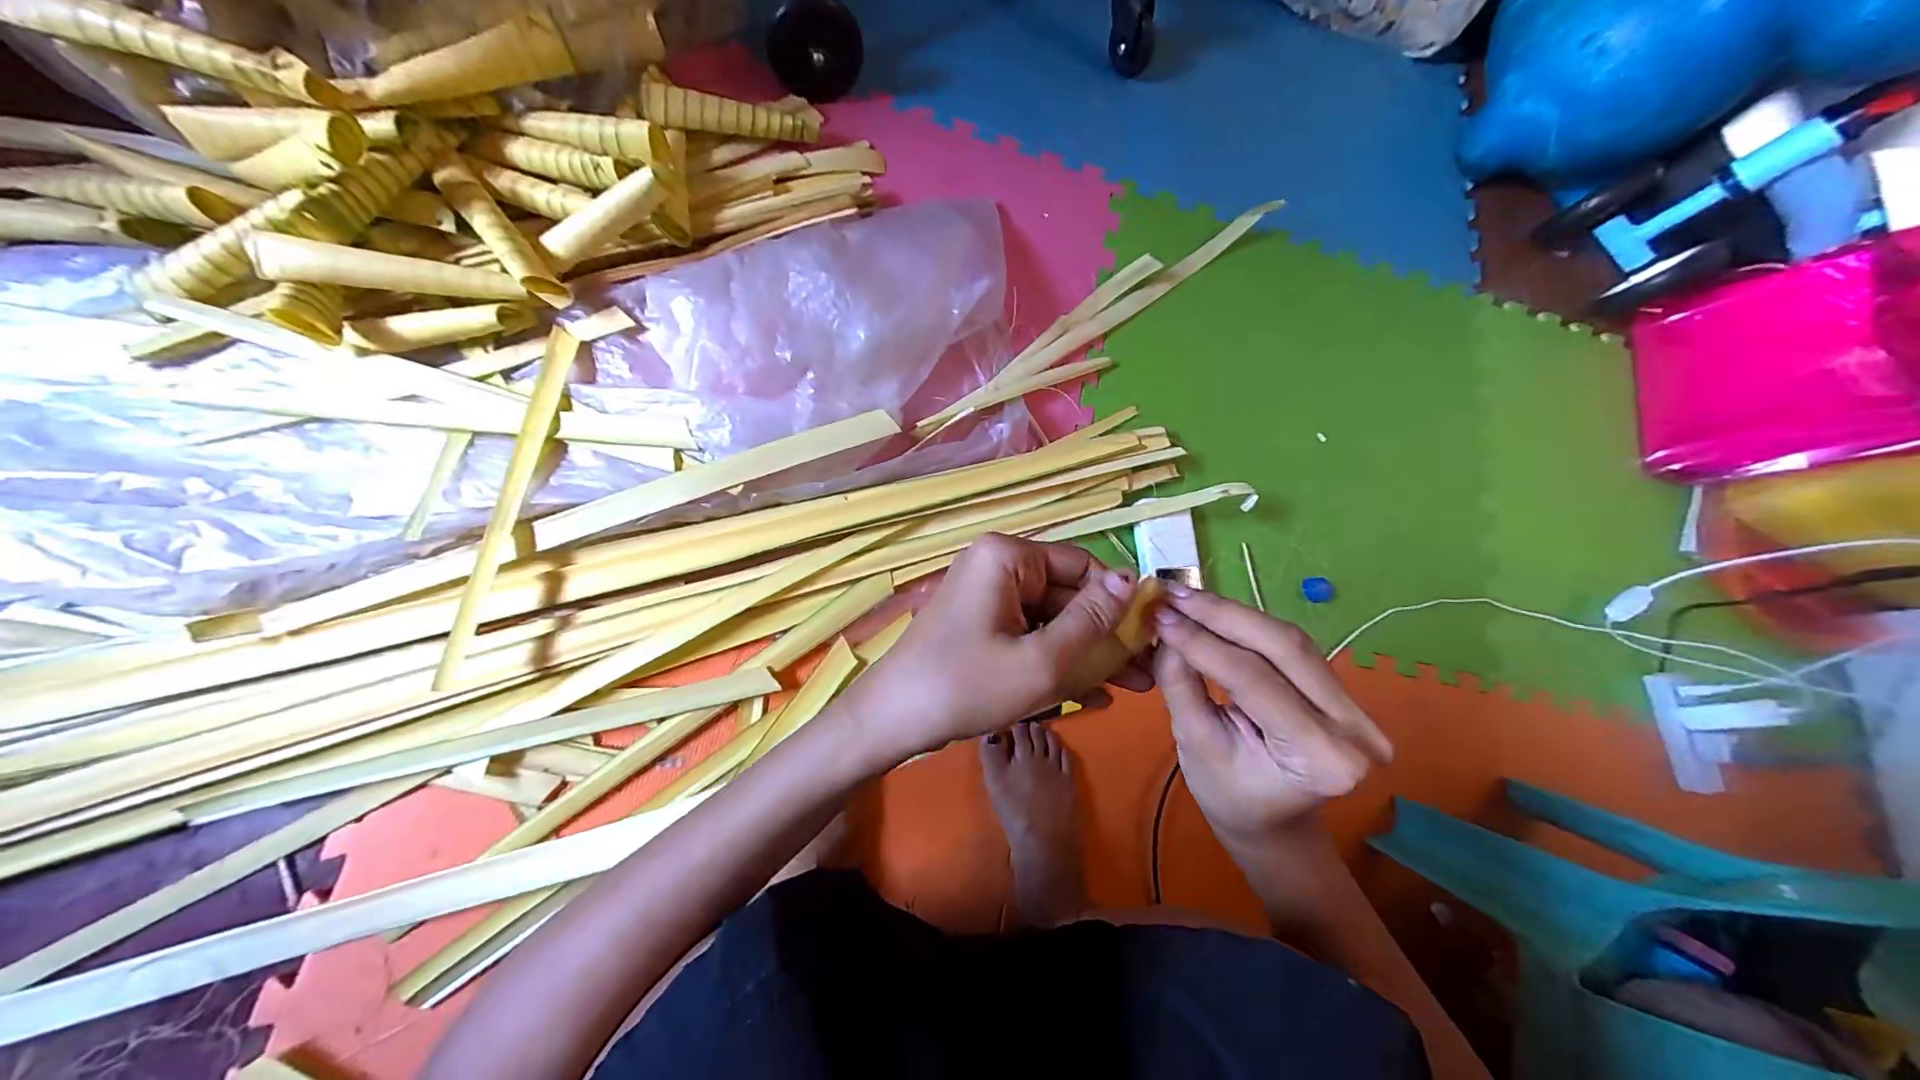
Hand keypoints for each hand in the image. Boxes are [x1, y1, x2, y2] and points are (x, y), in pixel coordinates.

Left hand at [841, 533, 1154, 761]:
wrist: (891, 722)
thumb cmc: (966, 686)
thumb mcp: (1041, 660)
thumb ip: (1092, 620)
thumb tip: (1132, 581)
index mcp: (1007, 557)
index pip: (1083, 566)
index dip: (1120, 601)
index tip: (1151, 637)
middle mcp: (996, 567)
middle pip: (1068, 595)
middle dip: (1107, 636)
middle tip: (1148, 674)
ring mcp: (986, 598)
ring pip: (1052, 621)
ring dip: (1088, 654)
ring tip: (1132, 689)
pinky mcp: (981, 627)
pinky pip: (1029, 636)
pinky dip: (1056, 661)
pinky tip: (1093, 696)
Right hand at [1151, 585, 1392, 839]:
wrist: (1271, 820)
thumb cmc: (1229, 795)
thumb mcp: (1195, 745)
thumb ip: (1182, 684)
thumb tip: (1168, 626)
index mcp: (1322, 759)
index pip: (1255, 681)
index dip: (1204, 643)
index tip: (1160, 614)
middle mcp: (1355, 729)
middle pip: (1284, 647)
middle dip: (1222, 614)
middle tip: (1173, 594)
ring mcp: (1356, 707)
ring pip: (1289, 639)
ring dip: (1233, 613)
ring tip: (1186, 597)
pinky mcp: (1342, 691)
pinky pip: (1290, 646)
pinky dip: (1246, 625)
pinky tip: (1212, 611)